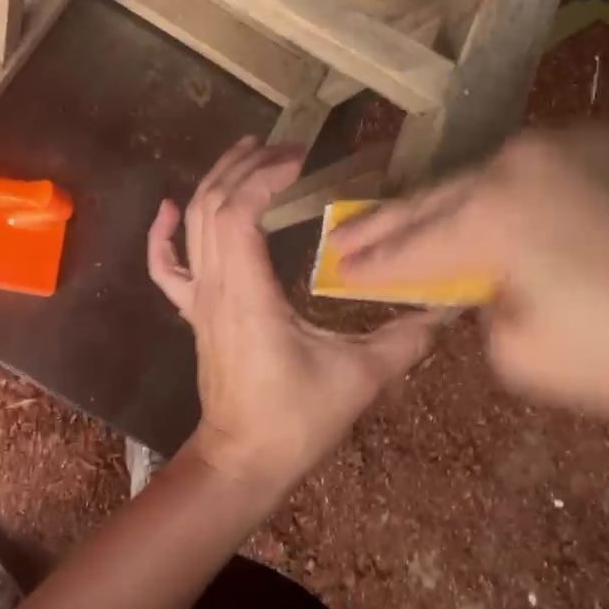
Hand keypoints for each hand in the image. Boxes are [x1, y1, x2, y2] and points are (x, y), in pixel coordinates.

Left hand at [148, 138, 439, 496]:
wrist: (242, 459)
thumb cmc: (295, 419)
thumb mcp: (358, 378)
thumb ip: (403, 340)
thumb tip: (446, 310)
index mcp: (247, 293)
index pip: (238, 213)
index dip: (263, 177)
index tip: (300, 159)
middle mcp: (214, 285)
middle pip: (212, 206)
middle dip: (245, 167)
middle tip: (285, 148)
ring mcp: (198, 299)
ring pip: (192, 226)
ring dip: (215, 183)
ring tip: (244, 151)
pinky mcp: (193, 313)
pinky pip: (165, 267)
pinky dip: (162, 233)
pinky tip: (170, 207)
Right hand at [331, 126, 608, 425]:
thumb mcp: (531, 360)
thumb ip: (483, 316)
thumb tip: (490, 288)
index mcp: (493, 211)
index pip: (412, 240)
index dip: (370, 258)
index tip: (335, 260)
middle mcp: (528, 159)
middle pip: (449, 194)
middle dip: (402, 220)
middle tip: (361, 232)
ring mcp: (593, 141)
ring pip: (515, 173)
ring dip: (486, 202)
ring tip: (466, 223)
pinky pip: (585, 167)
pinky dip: (568, 194)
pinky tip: (582, 223)